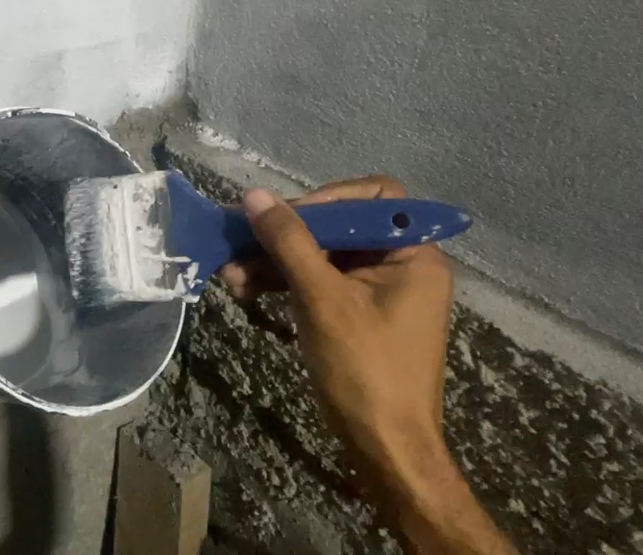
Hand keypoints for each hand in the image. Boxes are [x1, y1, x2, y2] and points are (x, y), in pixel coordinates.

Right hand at [221, 177, 458, 504]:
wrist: (382, 447)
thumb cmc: (366, 369)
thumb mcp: (323, 299)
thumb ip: (289, 242)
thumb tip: (254, 195)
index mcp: (412, 257)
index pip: (377, 198)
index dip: (331, 198)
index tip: (290, 215)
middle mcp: (397, 266)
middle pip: (335, 225)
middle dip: (283, 235)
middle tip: (240, 240)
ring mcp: (372, 289)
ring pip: (315, 253)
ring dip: (270, 259)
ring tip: (230, 273)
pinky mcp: (350, 310)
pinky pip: (311, 279)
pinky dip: (278, 281)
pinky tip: (242, 289)